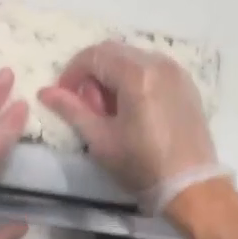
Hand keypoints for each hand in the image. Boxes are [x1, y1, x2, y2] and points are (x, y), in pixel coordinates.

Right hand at [37, 42, 230, 216]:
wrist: (191, 186)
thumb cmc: (142, 165)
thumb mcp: (101, 140)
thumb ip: (72, 110)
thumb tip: (45, 92)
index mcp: (136, 74)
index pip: (93, 55)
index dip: (72, 72)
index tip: (63, 96)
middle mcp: (158, 63)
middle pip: (114, 52)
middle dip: (93, 73)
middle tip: (87, 106)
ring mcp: (176, 72)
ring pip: (133, 59)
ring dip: (114, 76)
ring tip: (110, 111)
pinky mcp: (186, 85)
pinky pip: (153, 70)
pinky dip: (135, 80)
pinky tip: (132, 110)